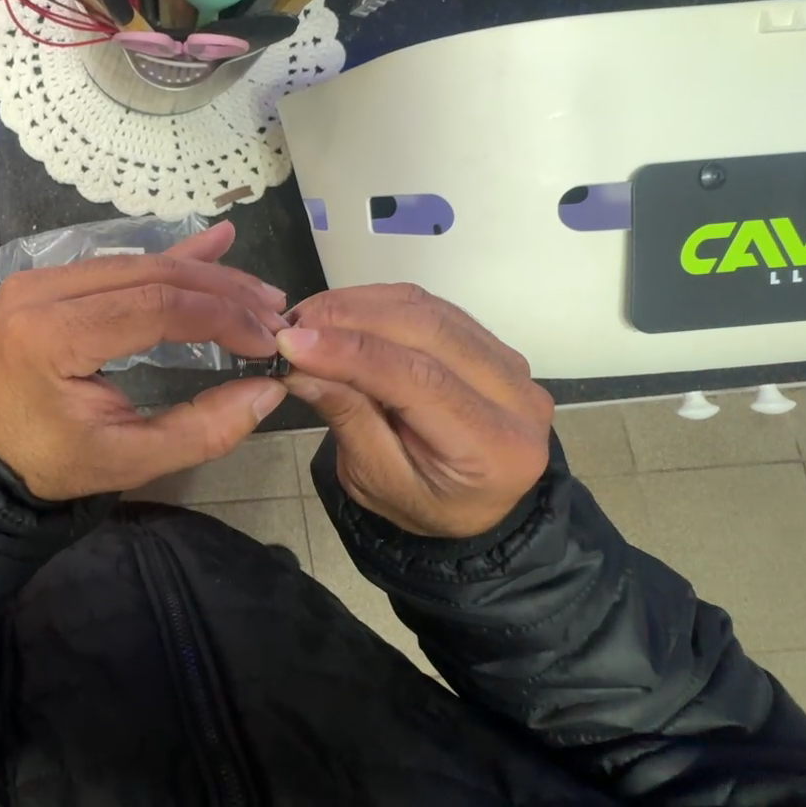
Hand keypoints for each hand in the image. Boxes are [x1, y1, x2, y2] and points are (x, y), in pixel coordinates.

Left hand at [0, 221, 290, 500]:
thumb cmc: (48, 459)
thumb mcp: (126, 460)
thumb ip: (201, 429)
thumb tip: (269, 389)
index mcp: (52, 337)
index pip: (155, 307)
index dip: (221, 317)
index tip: (268, 339)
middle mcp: (41, 292)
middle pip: (151, 275)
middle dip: (221, 292)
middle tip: (274, 313)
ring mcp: (39, 279)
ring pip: (138, 263)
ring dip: (201, 276)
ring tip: (257, 295)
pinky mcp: (46, 279)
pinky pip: (115, 264)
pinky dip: (167, 259)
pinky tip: (214, 243)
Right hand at [278, 284, 552, 537]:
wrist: (471, 504)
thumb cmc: (421, 502)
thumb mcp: (374, 478)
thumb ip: (346, 418)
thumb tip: (298, 366)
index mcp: (495, 447)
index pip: (419, 381)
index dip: (351, 353)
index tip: (291, 341)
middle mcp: (516, 395)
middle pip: (427, 330)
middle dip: (349, 318)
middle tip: (289, 324)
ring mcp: (507, 361)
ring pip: (426, 308)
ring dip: (355, 304)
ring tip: (304, 318)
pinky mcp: (487, 341)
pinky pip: (427, 305)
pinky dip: (373, 302)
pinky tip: (335, 314)